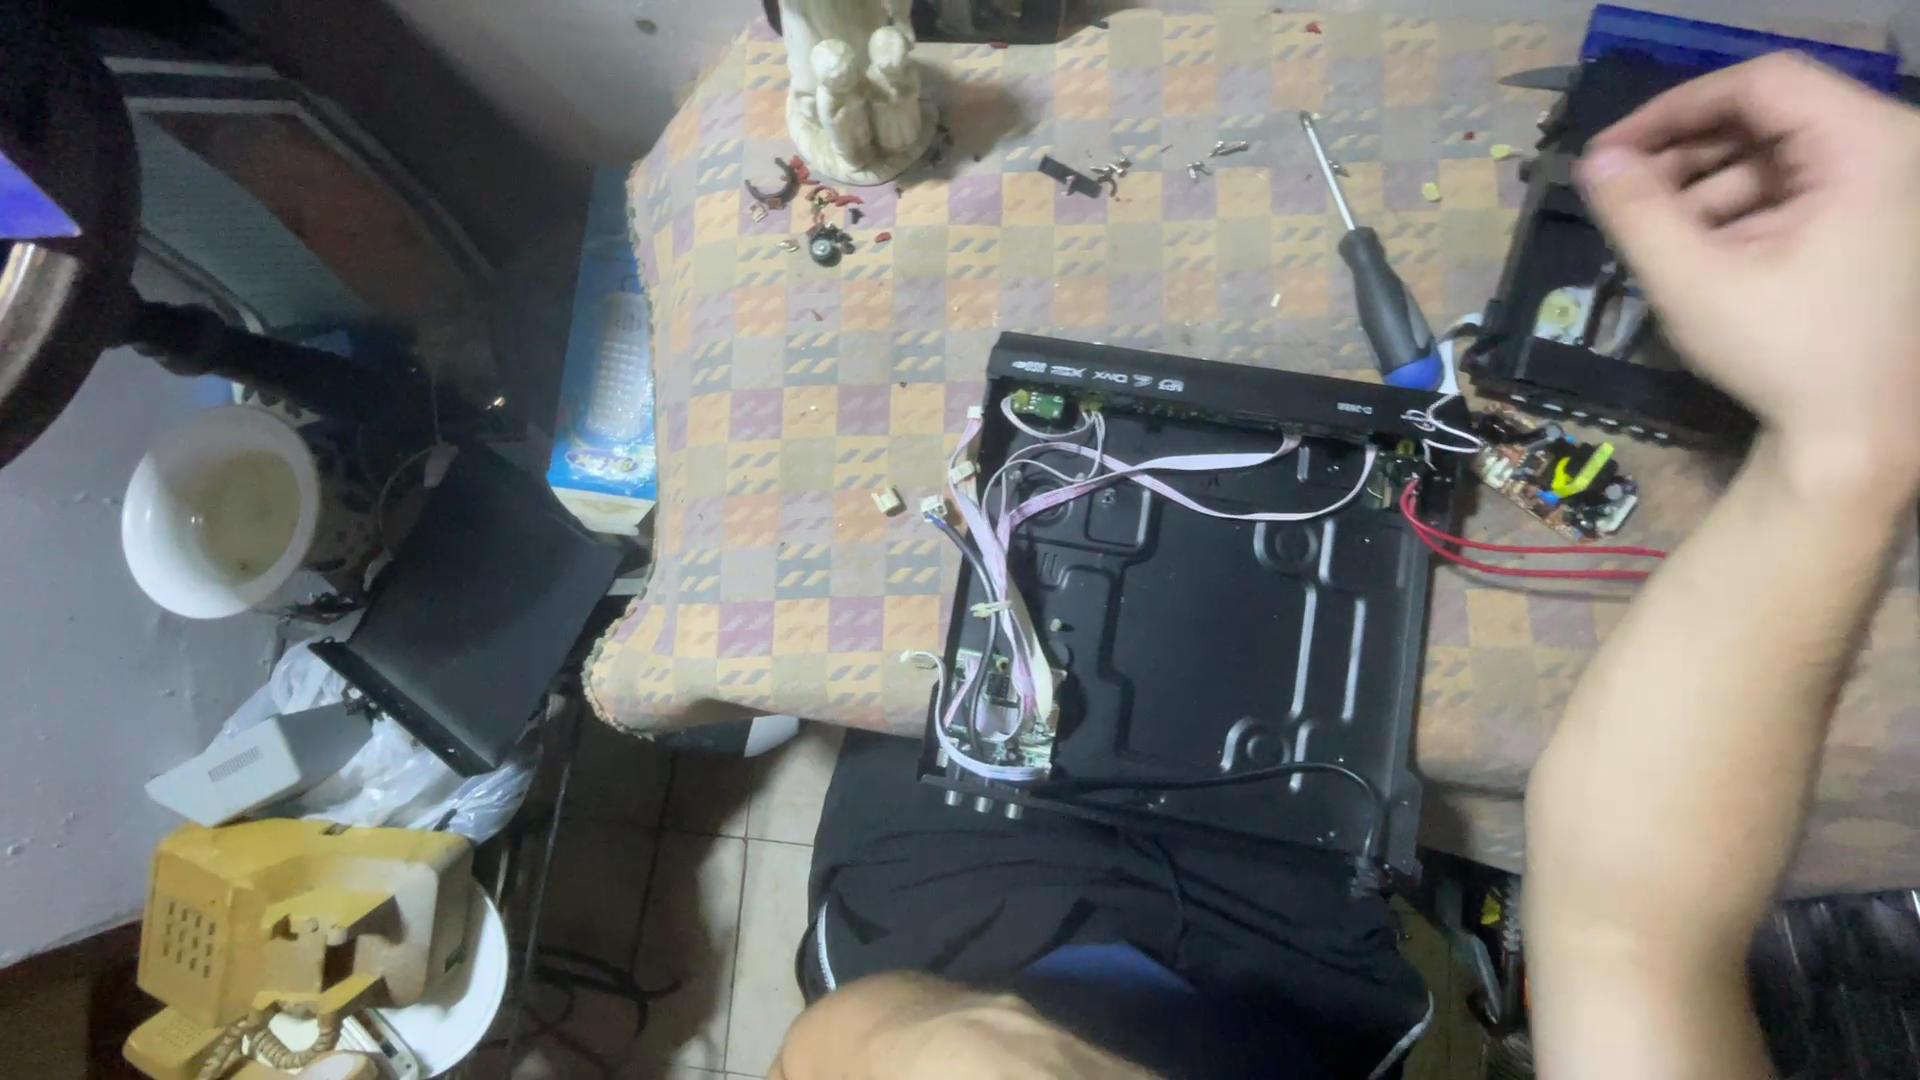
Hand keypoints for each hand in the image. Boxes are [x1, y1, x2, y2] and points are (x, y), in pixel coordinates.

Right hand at [1576, 52, 1919, 496]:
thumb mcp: (1692, 280)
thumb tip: (1593, 162)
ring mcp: (1880, 182)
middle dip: (1679, 154)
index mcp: (1866, 144)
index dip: (1671, 108)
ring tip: (1648, 239)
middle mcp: (1886, 146)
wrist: (1855, 419)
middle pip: (1764, 116)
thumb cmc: (1781, 347)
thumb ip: (1637, 214)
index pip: (1759, 83)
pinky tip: (1690, 254)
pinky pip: (1782, 189)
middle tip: (1615, 197)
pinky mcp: (1864, 215)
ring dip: (1695, 190)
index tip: (1603, 153)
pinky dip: (1725, 213)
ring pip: (1767, 155)